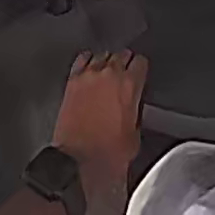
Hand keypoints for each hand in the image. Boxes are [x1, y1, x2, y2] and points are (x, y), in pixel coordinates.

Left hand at [53, 50, 147, 193]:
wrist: (79, 161)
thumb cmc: (108, 154)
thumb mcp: (134, 136)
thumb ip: (136, 113)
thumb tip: (132, 109)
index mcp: (129, 86)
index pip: (140, 62)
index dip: (140, 67)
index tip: (140, 71)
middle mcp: (110, 74)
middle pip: (121, 54)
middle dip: (125, 62)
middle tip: (124, 72)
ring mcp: (89, 74)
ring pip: (102, 54)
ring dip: (106, 62)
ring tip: (106, 72)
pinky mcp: (73, 79)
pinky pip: (82, 58)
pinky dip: (87, 61)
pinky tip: (89, 68)